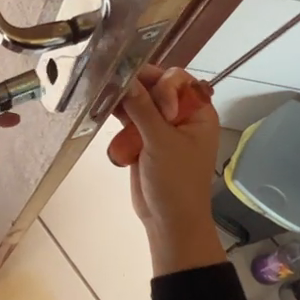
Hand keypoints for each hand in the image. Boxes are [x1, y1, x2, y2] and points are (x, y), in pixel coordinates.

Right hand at [114, 65, 224, 275]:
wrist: (169, 221)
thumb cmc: (176, 181)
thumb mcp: (161, 142)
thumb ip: (142, 109)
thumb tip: (125, 78)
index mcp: (197, 112)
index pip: (178, 81)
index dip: (161, 84)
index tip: (149, 100)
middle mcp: (181, 115)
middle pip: (156, 87)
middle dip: (137, 85)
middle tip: (114, 84)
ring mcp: (161, 127)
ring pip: (140, 101)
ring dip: (124, 98)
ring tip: (104, 92)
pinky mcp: (143, 139)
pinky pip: (130, 118)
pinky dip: (118, 114)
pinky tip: (102, 107)